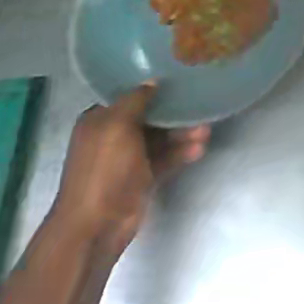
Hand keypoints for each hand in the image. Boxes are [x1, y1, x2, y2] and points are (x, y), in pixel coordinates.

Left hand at [50, 84, 208, 257]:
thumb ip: (135, 101)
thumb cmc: (103, 170)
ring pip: (160, 139)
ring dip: (182, 134)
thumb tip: (152, 80)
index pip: (128, 97)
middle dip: (174, 113)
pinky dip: (181, 153)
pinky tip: (200, 149)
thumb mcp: (117, 127)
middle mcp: (113, 136)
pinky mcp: (142, 178)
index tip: (179, 78)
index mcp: (99, 120)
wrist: (96, 225)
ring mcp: (128, 159)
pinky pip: (165, 159)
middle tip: (201, 106)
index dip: (151, 88)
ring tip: (206, 131)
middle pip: (149, 118)